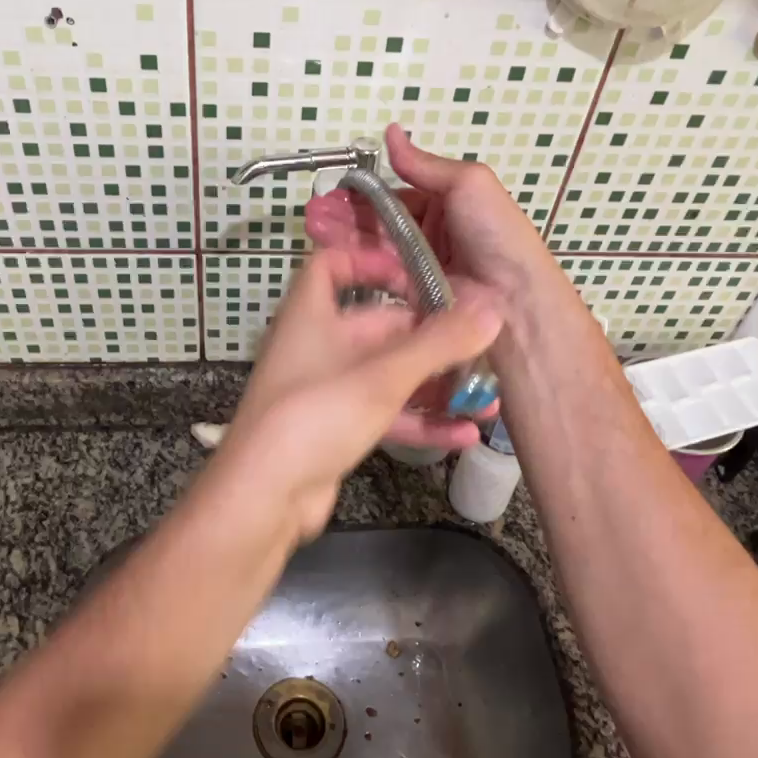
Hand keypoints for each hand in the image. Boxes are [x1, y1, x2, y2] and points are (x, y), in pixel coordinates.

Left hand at [210, 250, 501, 542]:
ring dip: (434, 385)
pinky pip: (384, 414)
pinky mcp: (336, 430)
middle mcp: (317, 346)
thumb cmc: (316, 417)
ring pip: (388, 375)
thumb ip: (439, 344)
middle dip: (431, 339)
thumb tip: (493, 310)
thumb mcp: (382, 376)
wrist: (265, 497)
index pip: (332, 265)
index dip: (372, 260)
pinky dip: (420, 422)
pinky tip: (464, 436)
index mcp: (311, 315)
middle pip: (379, 326)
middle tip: (482, 347)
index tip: (418, 274)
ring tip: (486, 398)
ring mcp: (326, 391)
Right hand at [304, 123, 565, 306]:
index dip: (364, 193)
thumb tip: (391, 131)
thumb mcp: (467, 183)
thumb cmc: (494, 232)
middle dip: (344, 215)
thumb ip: (423, 164)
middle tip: (313, 213)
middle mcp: (428, 234)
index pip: (394, 196)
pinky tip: (329, 253)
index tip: (334, 191)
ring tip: (313, 227)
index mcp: (444, 204)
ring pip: (372, 246)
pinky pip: (378, 275)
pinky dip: (354, 263)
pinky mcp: (410, 294)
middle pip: (378, 221)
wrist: (512, 296)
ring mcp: (417, 266)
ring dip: (341, 235)